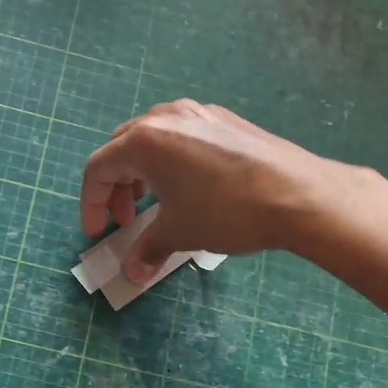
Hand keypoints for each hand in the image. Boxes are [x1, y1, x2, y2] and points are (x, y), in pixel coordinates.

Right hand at [81, 99, 365, 283]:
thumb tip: (133, 273)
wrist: (296, 194)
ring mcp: (198, 114)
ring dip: (143, 173)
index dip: (91, 205)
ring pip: (153, 140)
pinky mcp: (225, 120)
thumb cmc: (225, 212)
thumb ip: (147, 249)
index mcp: (144, 141)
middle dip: (117, 188)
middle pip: (123, 149)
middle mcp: (166, 117)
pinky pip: (182, 138)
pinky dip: (171, 163)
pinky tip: (189, 189)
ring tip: (155, 204)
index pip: (99, 169)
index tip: (98, 234)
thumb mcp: (179, 233)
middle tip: (126, 220)